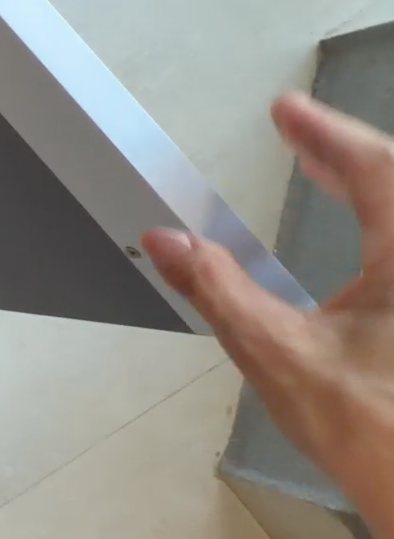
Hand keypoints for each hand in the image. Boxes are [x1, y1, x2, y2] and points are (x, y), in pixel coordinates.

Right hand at [142, 92, 393, 538]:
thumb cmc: (375, 428)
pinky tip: (375, 230)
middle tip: (307, 136)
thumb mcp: (276, 352)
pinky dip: (391, 221)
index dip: (327, 135)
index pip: (379, 172)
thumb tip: (167, 240)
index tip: (288, 110)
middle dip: (356, 155)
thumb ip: (218, 287)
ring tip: (341, 172)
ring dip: (381, 188)